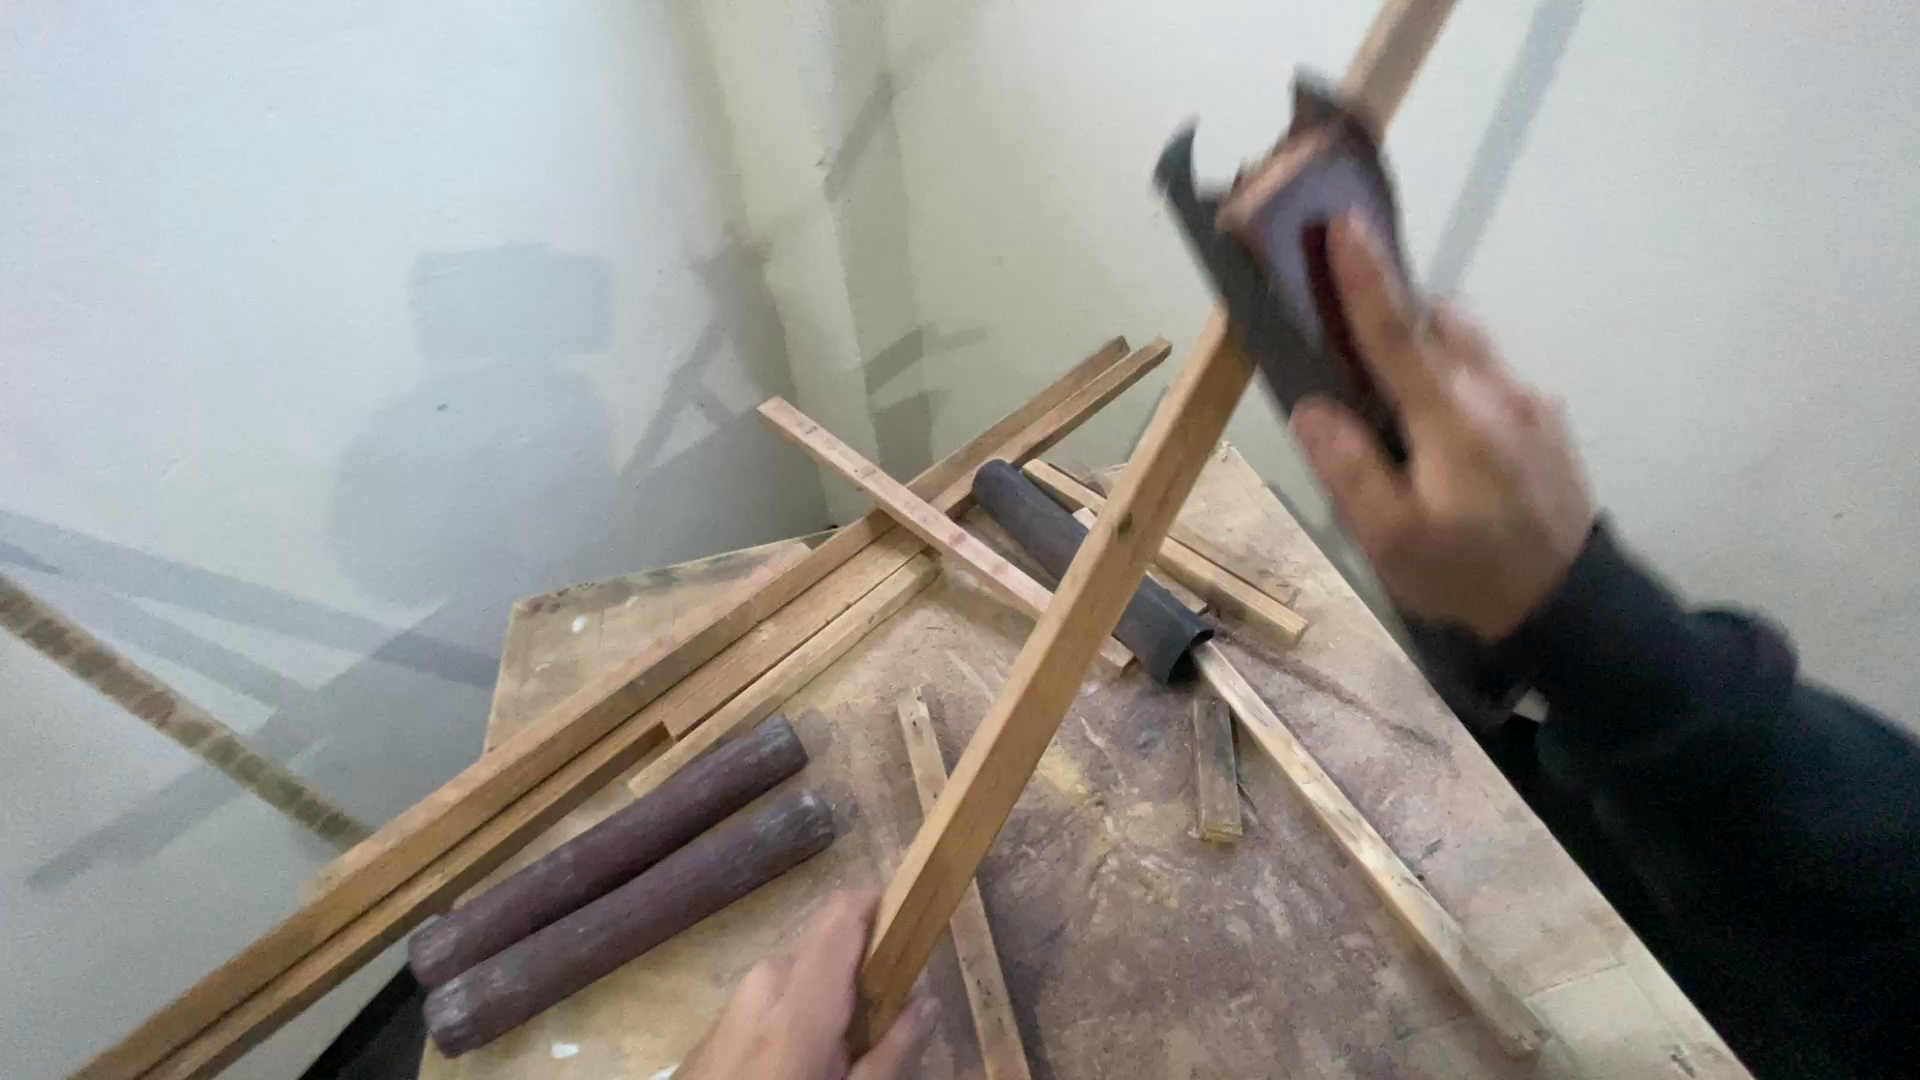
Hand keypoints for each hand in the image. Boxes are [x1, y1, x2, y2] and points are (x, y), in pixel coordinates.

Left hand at [677, 890, 935, 1079]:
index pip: (845, 909)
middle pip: (830, 945)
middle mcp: (770, 976)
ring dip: (826, 997)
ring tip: (834, 1055)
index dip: (880, 906)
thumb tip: (930, 1000)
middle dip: (859, 971)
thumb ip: (892, 1050)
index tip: (907, 932)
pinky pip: (774, 994)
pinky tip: (793, 1064)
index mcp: (803, 994)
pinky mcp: (721, 1015)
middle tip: (876, 1022)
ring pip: (802, 973)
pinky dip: (795, 1014)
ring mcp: (739, 995)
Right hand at [1289, 214, 1595, 640]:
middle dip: (1396, 315)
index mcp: (1451, 420)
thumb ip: (1347, 467)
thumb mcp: (1387, 536)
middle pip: (1440, 322)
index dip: (1366, 278)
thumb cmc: (1464, 574)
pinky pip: (1487, 376)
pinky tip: (1440, 441)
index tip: (1345, 224)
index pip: (1397, 334)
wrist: (1570, 607)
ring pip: (1467, 346)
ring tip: (1395, 409)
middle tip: (1353, 352)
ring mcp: (1530, 402)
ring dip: (1424, 350)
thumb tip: (1310, 407)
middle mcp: (1497, 392)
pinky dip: (1450, 382)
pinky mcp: (1546, 419)